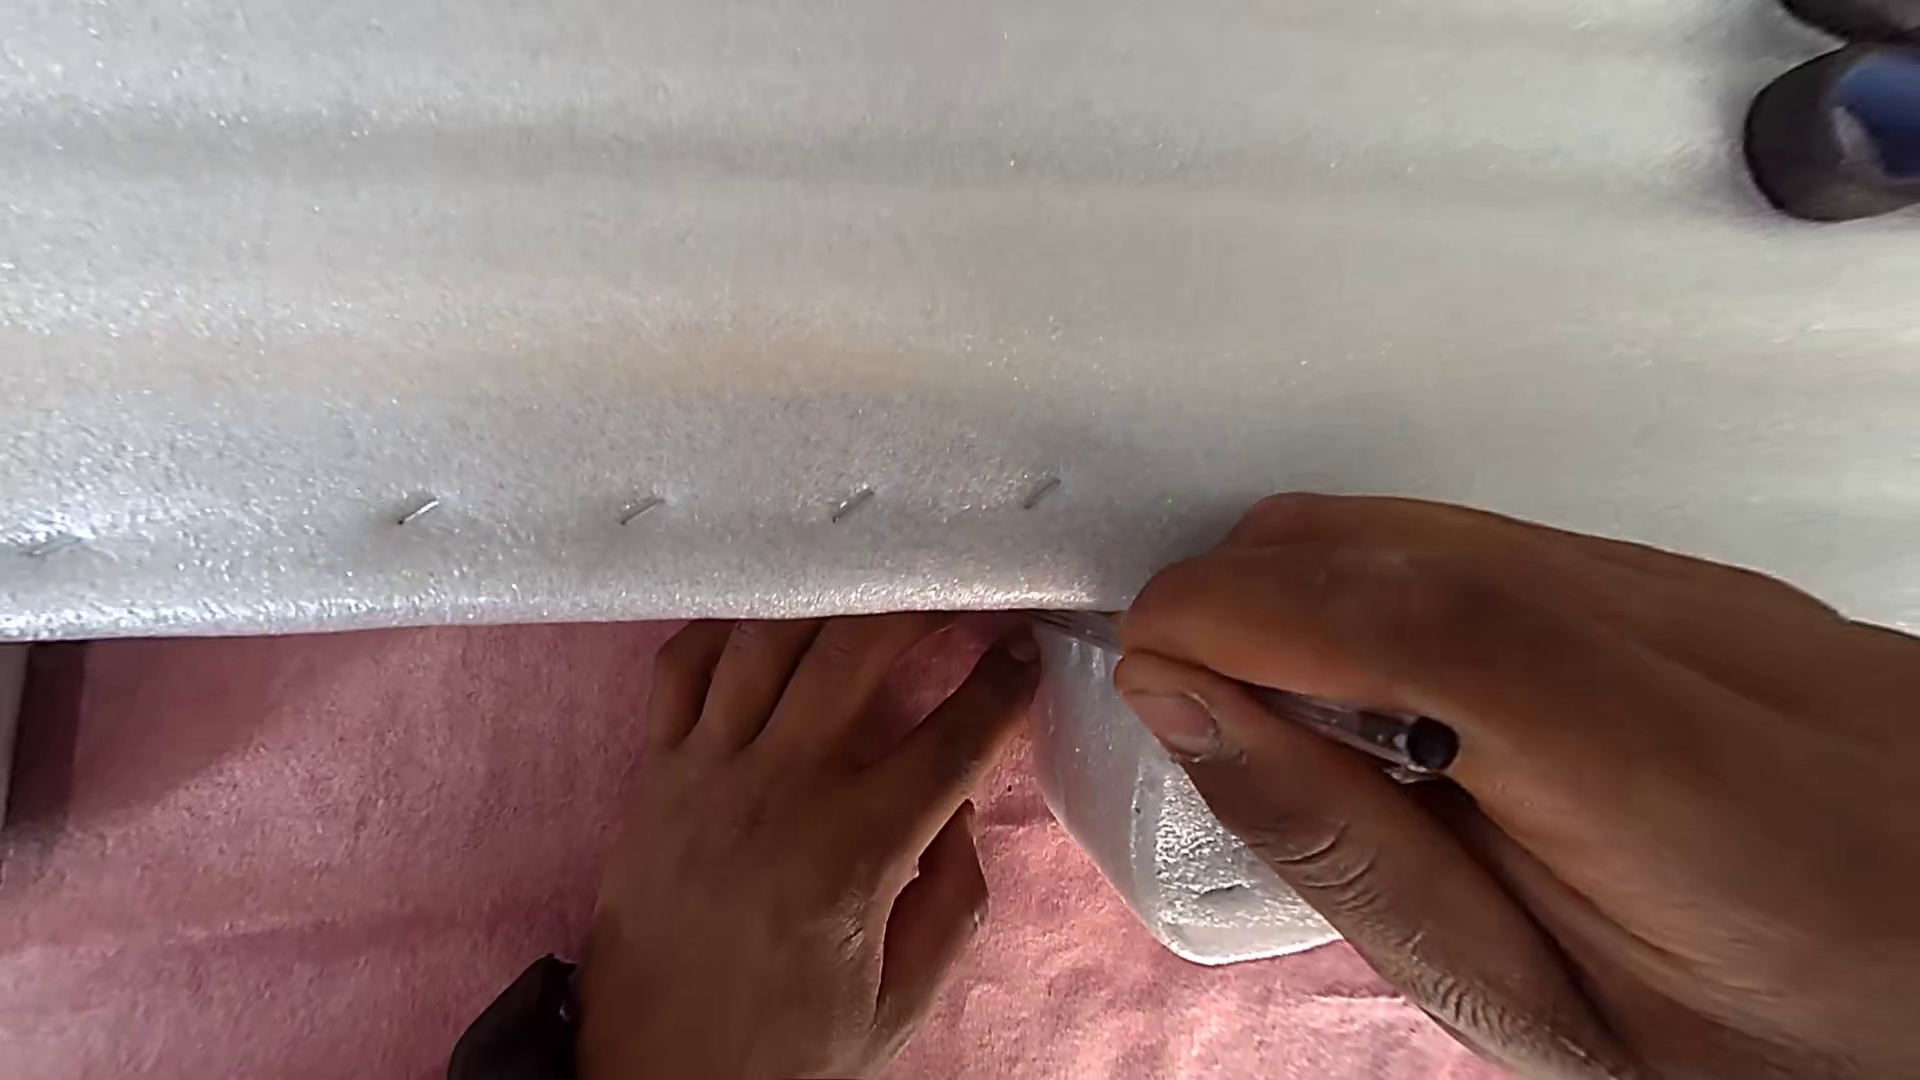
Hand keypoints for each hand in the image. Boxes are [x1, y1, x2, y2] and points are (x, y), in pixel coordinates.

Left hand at [577, 616, 1038, 1079]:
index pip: (953, 740)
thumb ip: (955, 893)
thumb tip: (956, 800)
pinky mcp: (657, 769)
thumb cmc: (787, 1045)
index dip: (1000, 685)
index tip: (1024, 648)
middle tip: (951, 594)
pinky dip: (726, 627)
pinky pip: (680, 668)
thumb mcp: (903, 998)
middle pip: (856, 655)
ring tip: (871, 589)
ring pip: (769, 642)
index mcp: (854, 851)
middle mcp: (783, 789)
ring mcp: (710, 769)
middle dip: (917, 608)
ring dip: (831, 601)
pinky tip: (769, 619)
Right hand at [1117, 494, 1919, 1079]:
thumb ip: (1324, 835)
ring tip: (1270, 684)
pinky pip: (1427, 528)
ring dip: (1276, 582)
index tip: (1142, 652)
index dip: (1243, 611)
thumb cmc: (1710, 1040)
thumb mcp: (1500, 997)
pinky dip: (1333, 576)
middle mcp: (1708, 642)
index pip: (1433, 628)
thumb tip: (1168, 689)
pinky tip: (1349, 664)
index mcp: (1711, 800)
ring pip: (1395, 520)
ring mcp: (1678, 581)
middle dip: (1235, 590)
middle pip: (1395, 547)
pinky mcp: (1641, 563)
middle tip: (1192, 683)